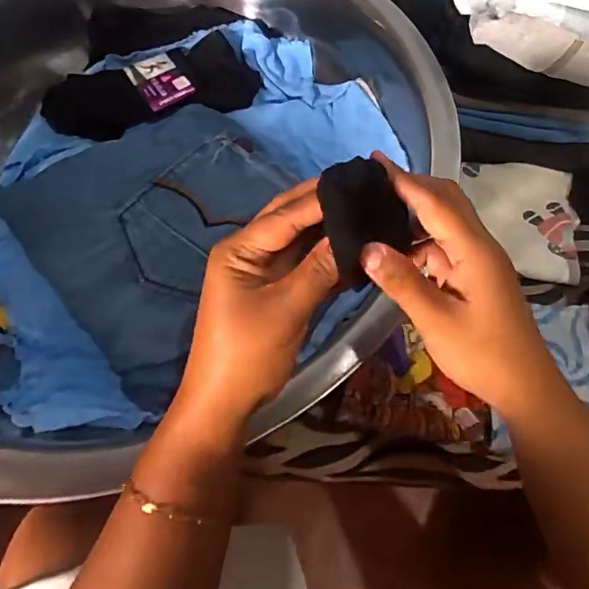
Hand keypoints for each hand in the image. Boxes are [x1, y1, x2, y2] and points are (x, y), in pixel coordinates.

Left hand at [175, 178, 339, 431]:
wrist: (224, 405)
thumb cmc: (248, 354)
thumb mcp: (287, 309)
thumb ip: (320, 268)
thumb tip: (355, 235)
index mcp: (239, 249)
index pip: (284, 215)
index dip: (320, 199)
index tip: (356, 182)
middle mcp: (249, 251)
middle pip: (289, 218)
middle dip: (323, 203)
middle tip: (362, 186)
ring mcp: (262, 269)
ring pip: (300, 239)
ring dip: (328, 228)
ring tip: (364, 207)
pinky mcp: (276, 288)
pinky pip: (304, 262)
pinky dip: (327, 256)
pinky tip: (355, 246)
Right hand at [359, 153, 564, 416]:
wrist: (527, 388)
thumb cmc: (484, 355)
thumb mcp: (437, 321)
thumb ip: (403, 282)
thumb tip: (367, 248)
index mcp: (473, 249)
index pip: (434, 201)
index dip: (403, 180)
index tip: (373, 161)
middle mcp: (479, 244)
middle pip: (446, 200)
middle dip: (411, 186)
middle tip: (372, 182)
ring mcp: (480, 259)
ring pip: (446, 221)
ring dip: (415, 213)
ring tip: (377, 212)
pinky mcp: (477, 274)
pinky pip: (445, 244)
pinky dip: (420, 240)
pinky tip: (396, 251)